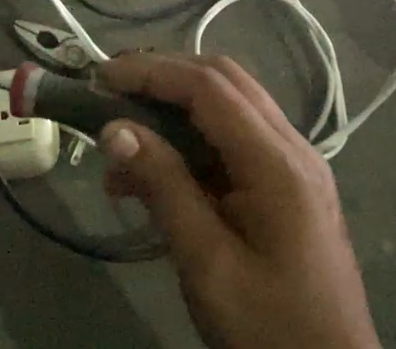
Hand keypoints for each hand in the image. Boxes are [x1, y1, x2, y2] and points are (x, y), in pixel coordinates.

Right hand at [98, 54, 378, 348]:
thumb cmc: (269, 327)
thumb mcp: (208, 264)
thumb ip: (163, 188)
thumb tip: (113, 128)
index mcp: (278, 163)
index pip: (209, 87)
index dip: (151, 71)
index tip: (100, 77)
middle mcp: (293, 149)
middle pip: (223, 80)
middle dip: (162, 75)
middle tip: (108, 91)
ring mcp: (295, 166)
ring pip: (228, 104)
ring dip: (172, 106)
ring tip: (120, 141)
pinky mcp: (287, 187)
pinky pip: (234, 138)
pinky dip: (189, 137)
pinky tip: (153, 171)